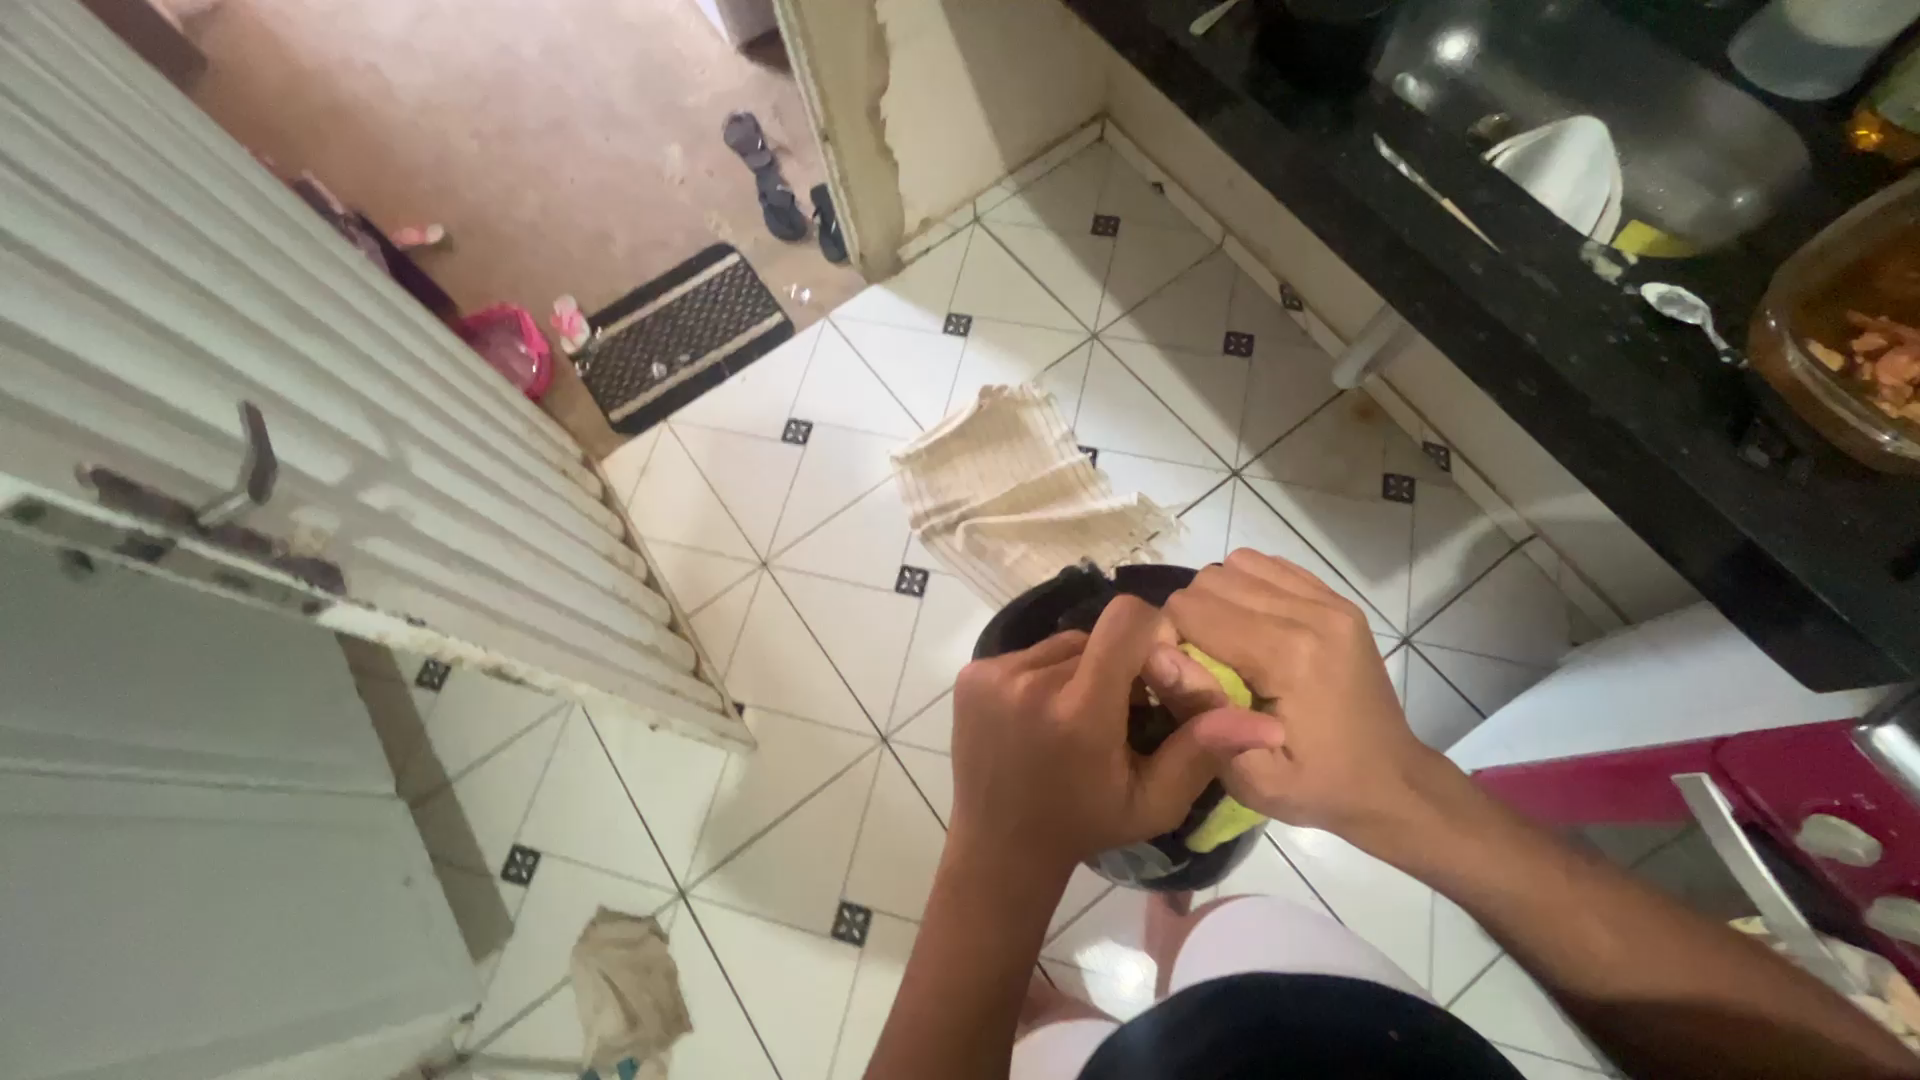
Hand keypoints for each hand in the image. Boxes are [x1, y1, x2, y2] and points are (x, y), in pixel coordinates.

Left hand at [947, 596, 1256, 872]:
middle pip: (1096, 637)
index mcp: (1080, 713)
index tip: (1155, 672)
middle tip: (1114, 712)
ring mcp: (993, 676)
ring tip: (1073, 718)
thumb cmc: (1084, 825)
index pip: (1127, 620)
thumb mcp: (1153, 800)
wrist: (1000, 847)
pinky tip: (1039, 719)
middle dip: (1115, 665)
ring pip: (1061, 644)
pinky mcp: (970, 675)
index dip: (1152, 632)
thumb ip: (1203, 751)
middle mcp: (1031, 683)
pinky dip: (1043, 675)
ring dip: (1079, 670)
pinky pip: (1026, 654)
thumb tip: (1268, 723)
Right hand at [1150, 549, 1450, 841]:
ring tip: (1226, 644)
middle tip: (1201, 664)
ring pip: (1238, 565)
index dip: (1169, 637)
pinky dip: (1249, 589)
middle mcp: (1310, 614)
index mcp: (1287, 656)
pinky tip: (1253, 629)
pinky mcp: (1338, 601)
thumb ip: (1198, 708)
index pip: (1190, 607)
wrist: (1392, 784)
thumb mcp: (1248, 774)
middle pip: (1211, 580)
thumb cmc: (1316, 788)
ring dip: (1219, 599)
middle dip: (1190, 616)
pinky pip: (1271, 567)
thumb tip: (1153, 653)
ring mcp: (1330, 602)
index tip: (1180, 676)